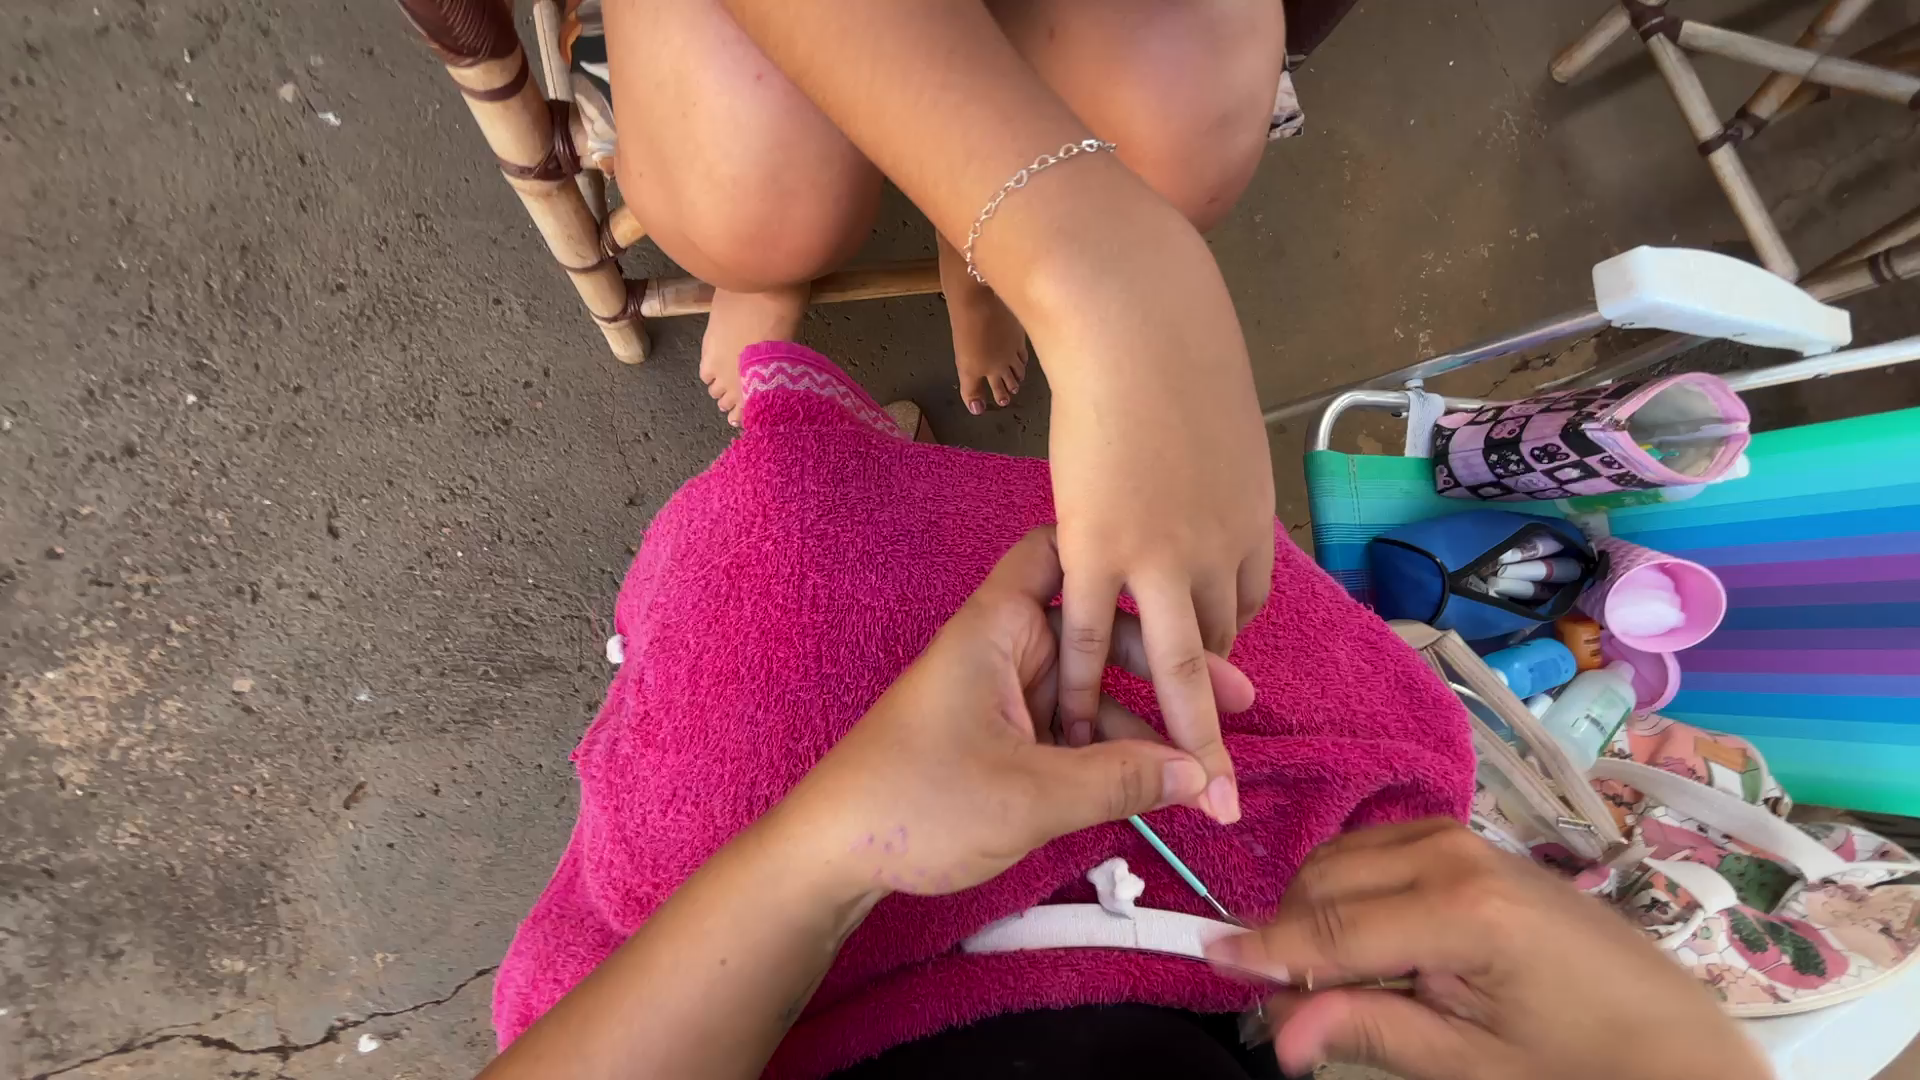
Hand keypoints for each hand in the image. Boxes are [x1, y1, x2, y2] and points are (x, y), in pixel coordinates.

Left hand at [781, 527, 1255, 899]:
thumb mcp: (1029, 796)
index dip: (1109, 550)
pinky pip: (1071, 728)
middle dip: (1162, 667)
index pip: (1052, 554)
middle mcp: (1007, 646)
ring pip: (1090, 689)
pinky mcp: (1007, 734)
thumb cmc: (919, 801)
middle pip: (1095, 634)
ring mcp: (1008, 692)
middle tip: (1236, 698)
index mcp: (998, 626)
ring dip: (1144, 725)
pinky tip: (1160, 783)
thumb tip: (1202, 775)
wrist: (836, 852)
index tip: (1173, 569)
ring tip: (1211, 767)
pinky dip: (1111, 752)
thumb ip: (1118, 780)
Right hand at [1025, 206, 1275, 826]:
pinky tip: (1075, 728)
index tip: (1200, 657)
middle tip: (1220, 775)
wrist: (1139, 323)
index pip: (1242, 600)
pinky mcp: (1102, 550)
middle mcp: (1221, 550)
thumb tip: (1198, 481)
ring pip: (1175, 662)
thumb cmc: (1176, 356)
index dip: (1219, 636)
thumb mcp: (1219, 424)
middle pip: (1219, 643)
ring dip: (1168, 725)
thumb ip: (1214, 473)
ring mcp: (1164, 555)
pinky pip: (1095, 636)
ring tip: (1172, 783)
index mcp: (1248, 518)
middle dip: (1216, 712)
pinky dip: (1087, 688)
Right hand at [1206, 820, 1769, 1079]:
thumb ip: (1369, 1032)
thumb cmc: (1586, 1068)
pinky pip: (1364, 852)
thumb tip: (1278, 1036)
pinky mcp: (1452, 836)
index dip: (1266, 948)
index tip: (1207, 956)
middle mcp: (1447, 849)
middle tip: (1280, 995)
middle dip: (1288, 934)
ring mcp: (1450, 833)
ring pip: (1336, 859)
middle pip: (1323, 881)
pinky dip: (1340, 890)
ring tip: (1325, 974)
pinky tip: (1358, 936)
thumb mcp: (1476, 1067)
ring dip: (1311, 910)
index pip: (1334, 927)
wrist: (1682, 1038)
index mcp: (1464, 908)